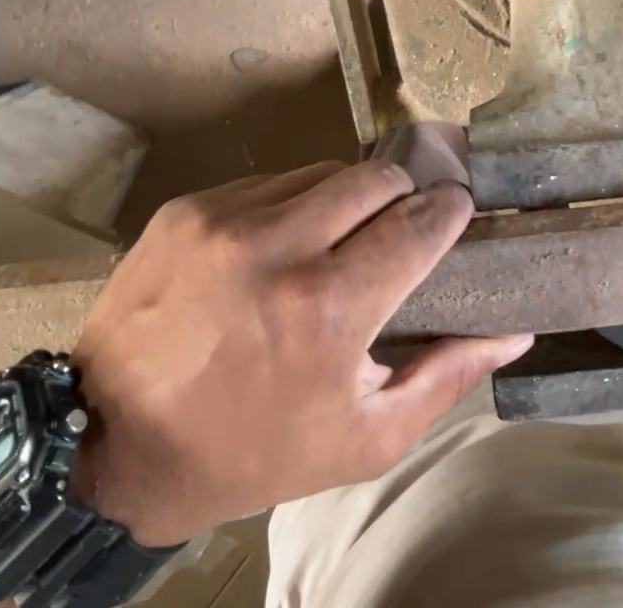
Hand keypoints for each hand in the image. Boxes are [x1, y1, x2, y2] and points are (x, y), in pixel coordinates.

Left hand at [67, 146, 532, 546]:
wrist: (107, 446)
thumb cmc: (251, 451)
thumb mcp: (365, 437)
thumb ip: (449, 376)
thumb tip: (514, 331)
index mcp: (328, 310)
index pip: (421, 221)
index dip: (451, 214)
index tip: (456, 219)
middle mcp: (277, 247)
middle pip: (379, 177)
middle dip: (404, 197)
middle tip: (399, 232)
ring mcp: (225, 219)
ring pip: (325, 171)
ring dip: (348, 200)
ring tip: (338, 242)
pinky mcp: (187, 208)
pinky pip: (271, 182)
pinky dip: (294, 206)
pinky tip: (281, 247)